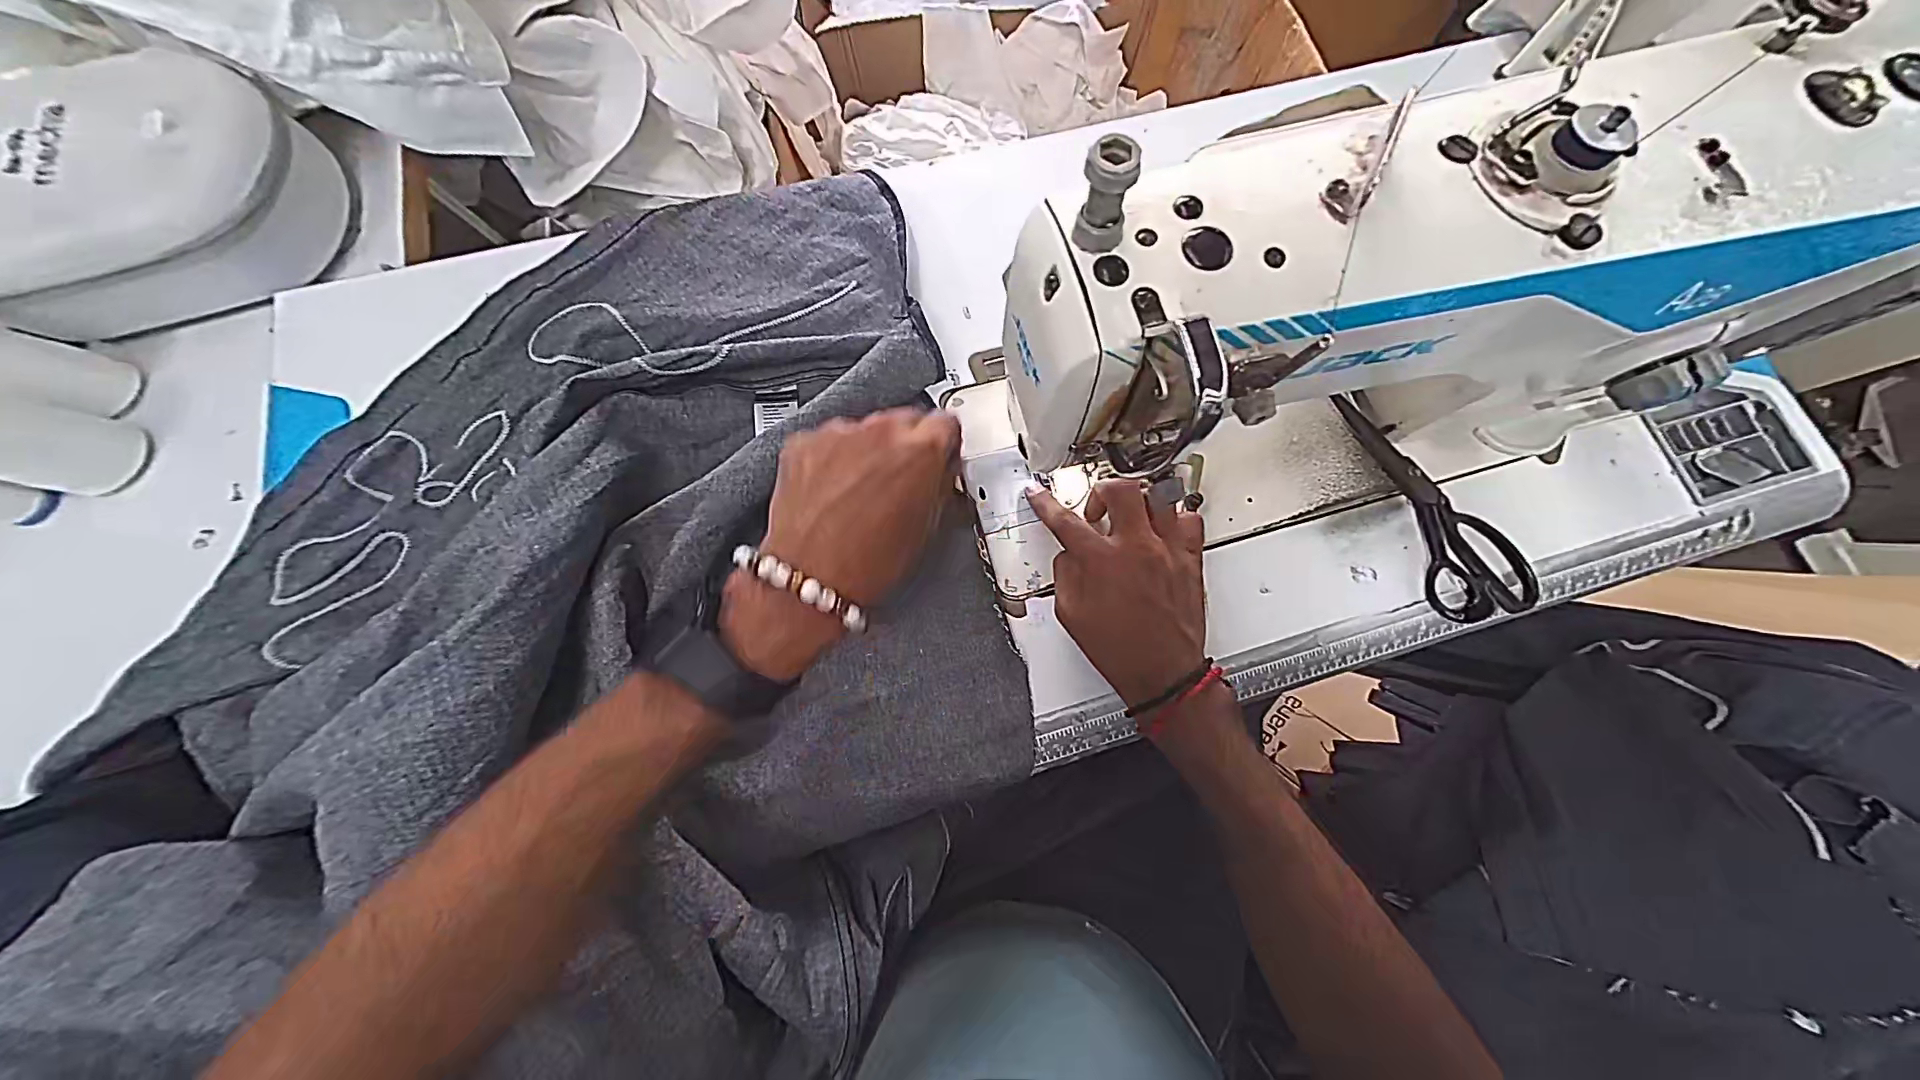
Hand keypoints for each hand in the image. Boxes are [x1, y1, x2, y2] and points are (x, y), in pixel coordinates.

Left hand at [720, 407, 960, 679]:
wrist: (811, 578)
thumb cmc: (867, 565)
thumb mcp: (928, 528)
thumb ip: (941, 485)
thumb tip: (942, 470)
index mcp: (920, 450)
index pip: (946, 423)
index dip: (943, 444)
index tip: (938, 455)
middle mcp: (880, 432)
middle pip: (904, 420)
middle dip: (905, 445)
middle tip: (899, 479)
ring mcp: (839, 434)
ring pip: (865, 427)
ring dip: (867, 449)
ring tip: (861, 491)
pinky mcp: (804, 442)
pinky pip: (828, 439)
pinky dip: (832, 457)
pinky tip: (834, 490)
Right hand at [1027, 478, 1207, 708]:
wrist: (1163, 672)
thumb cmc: (1122, 650)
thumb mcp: (1072, 615)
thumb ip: (1066, 575)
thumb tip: (1068, 554)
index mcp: (1100, 561)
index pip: (1064, 519)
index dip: (1045, 503)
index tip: (1040, 494)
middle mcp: (1135, 548)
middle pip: (1119, 489)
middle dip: (1102, 491)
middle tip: (1097, 510)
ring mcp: (1166, 551)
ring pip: (1158, 496)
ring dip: (1139, 502)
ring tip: (1131, 517)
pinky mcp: (1190, 560)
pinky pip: (1190, 520)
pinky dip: (1175, 519)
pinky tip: (1163, 531)